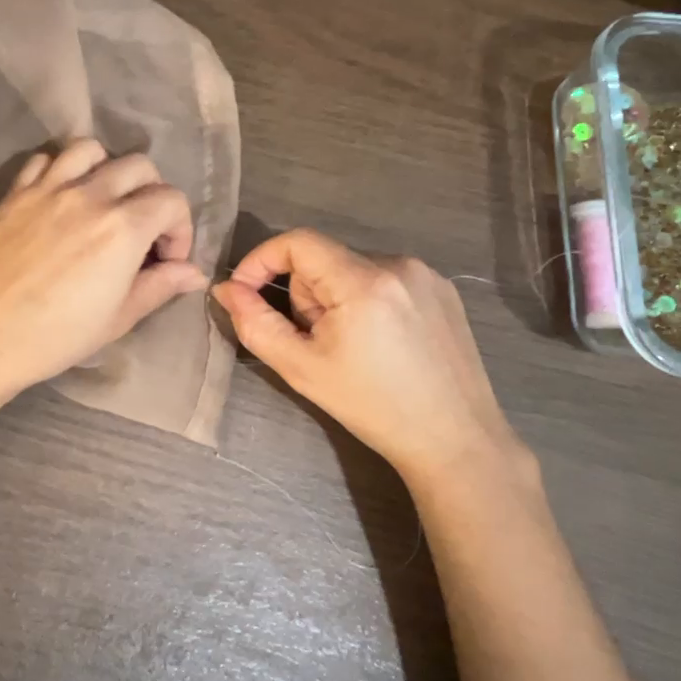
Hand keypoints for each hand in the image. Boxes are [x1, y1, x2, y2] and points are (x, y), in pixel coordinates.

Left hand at [0, 139, 205, 394]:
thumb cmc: (57, 336)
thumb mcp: (119, 317)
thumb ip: (160, 285)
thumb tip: (194, 272)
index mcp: (124, 227)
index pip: (171, 200)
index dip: (179, 229)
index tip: (165, 259)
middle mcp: (90, 194)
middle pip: (139, 166)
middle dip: (151, 194)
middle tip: (141, 230)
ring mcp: (49, 188)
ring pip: (91, 149)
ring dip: (107, 169)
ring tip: (103, 201)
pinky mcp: (16, 193)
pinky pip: (44, 159)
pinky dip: (60, 169)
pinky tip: (61, 197)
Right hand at [211, 229, 526, 488]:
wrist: (454, 439)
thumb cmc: (372, 407)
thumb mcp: (301, 369)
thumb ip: (255, 324)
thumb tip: (226, 289)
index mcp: (363, 282)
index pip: (297, 241)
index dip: (261, 261)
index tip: (247, 294)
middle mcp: (398, 264)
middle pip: (323, 259)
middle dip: (305, 294)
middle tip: (315, 342)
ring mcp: (426, 274)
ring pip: (352, 269)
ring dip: (335, 298)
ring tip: (352, 347)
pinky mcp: (443, 288)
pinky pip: (384, 278)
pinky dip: (367, 300)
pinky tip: (382, 342)